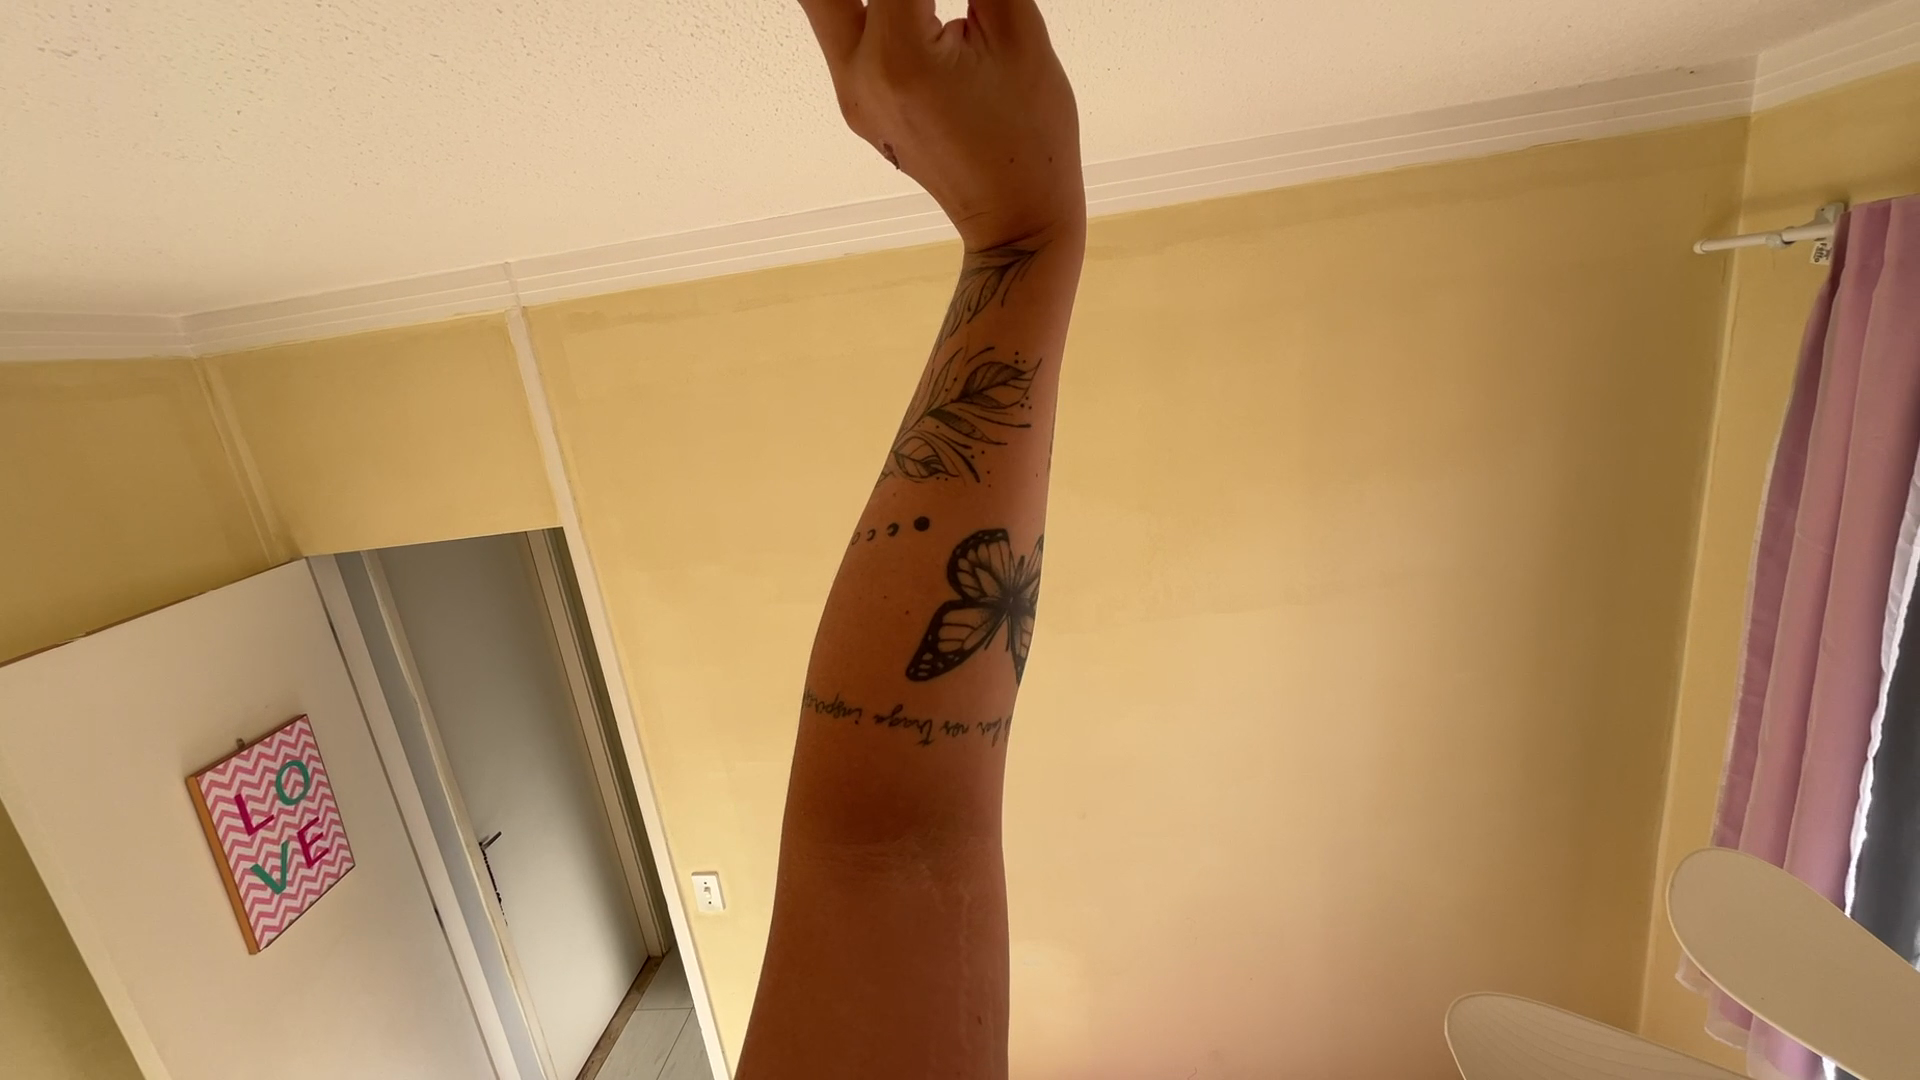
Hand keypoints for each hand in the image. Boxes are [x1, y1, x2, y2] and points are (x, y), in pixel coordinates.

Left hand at [797, 0, 1083, 251]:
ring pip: (826, 7)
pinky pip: (849, 40)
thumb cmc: (1031, 142)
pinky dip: (873, 9)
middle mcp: (860, 80)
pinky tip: (916, 9)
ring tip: (921, 5)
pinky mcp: (864, 112)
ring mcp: (855, 101)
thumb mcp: (1018, 32)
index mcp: (898, 57)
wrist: (1017, 221)